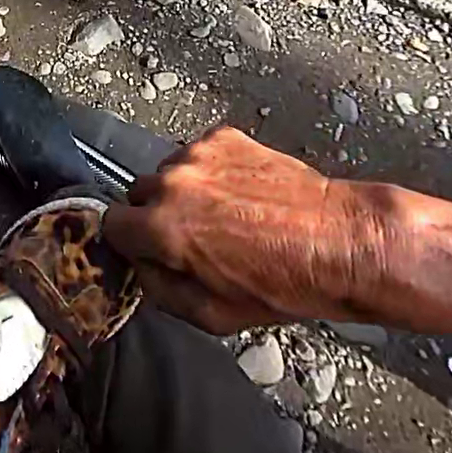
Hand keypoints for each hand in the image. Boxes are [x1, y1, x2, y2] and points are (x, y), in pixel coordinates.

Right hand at [103, 127, 399, 333]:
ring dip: (182, 191)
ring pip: (167, 173)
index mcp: (161, 228)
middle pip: (137, 195)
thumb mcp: (211, 315)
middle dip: (155, 215)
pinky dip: (209, 170)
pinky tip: (239, 192)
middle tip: (193, 235)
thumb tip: (140, 266)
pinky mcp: (223, 137)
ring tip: (222, 213)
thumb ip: (157, 290)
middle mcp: (172, 184)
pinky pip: (196, 154)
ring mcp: (197, 154)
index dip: (130, 241)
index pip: (110, 223)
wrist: (341, 242)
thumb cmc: (284, 284)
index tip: (149, 248)